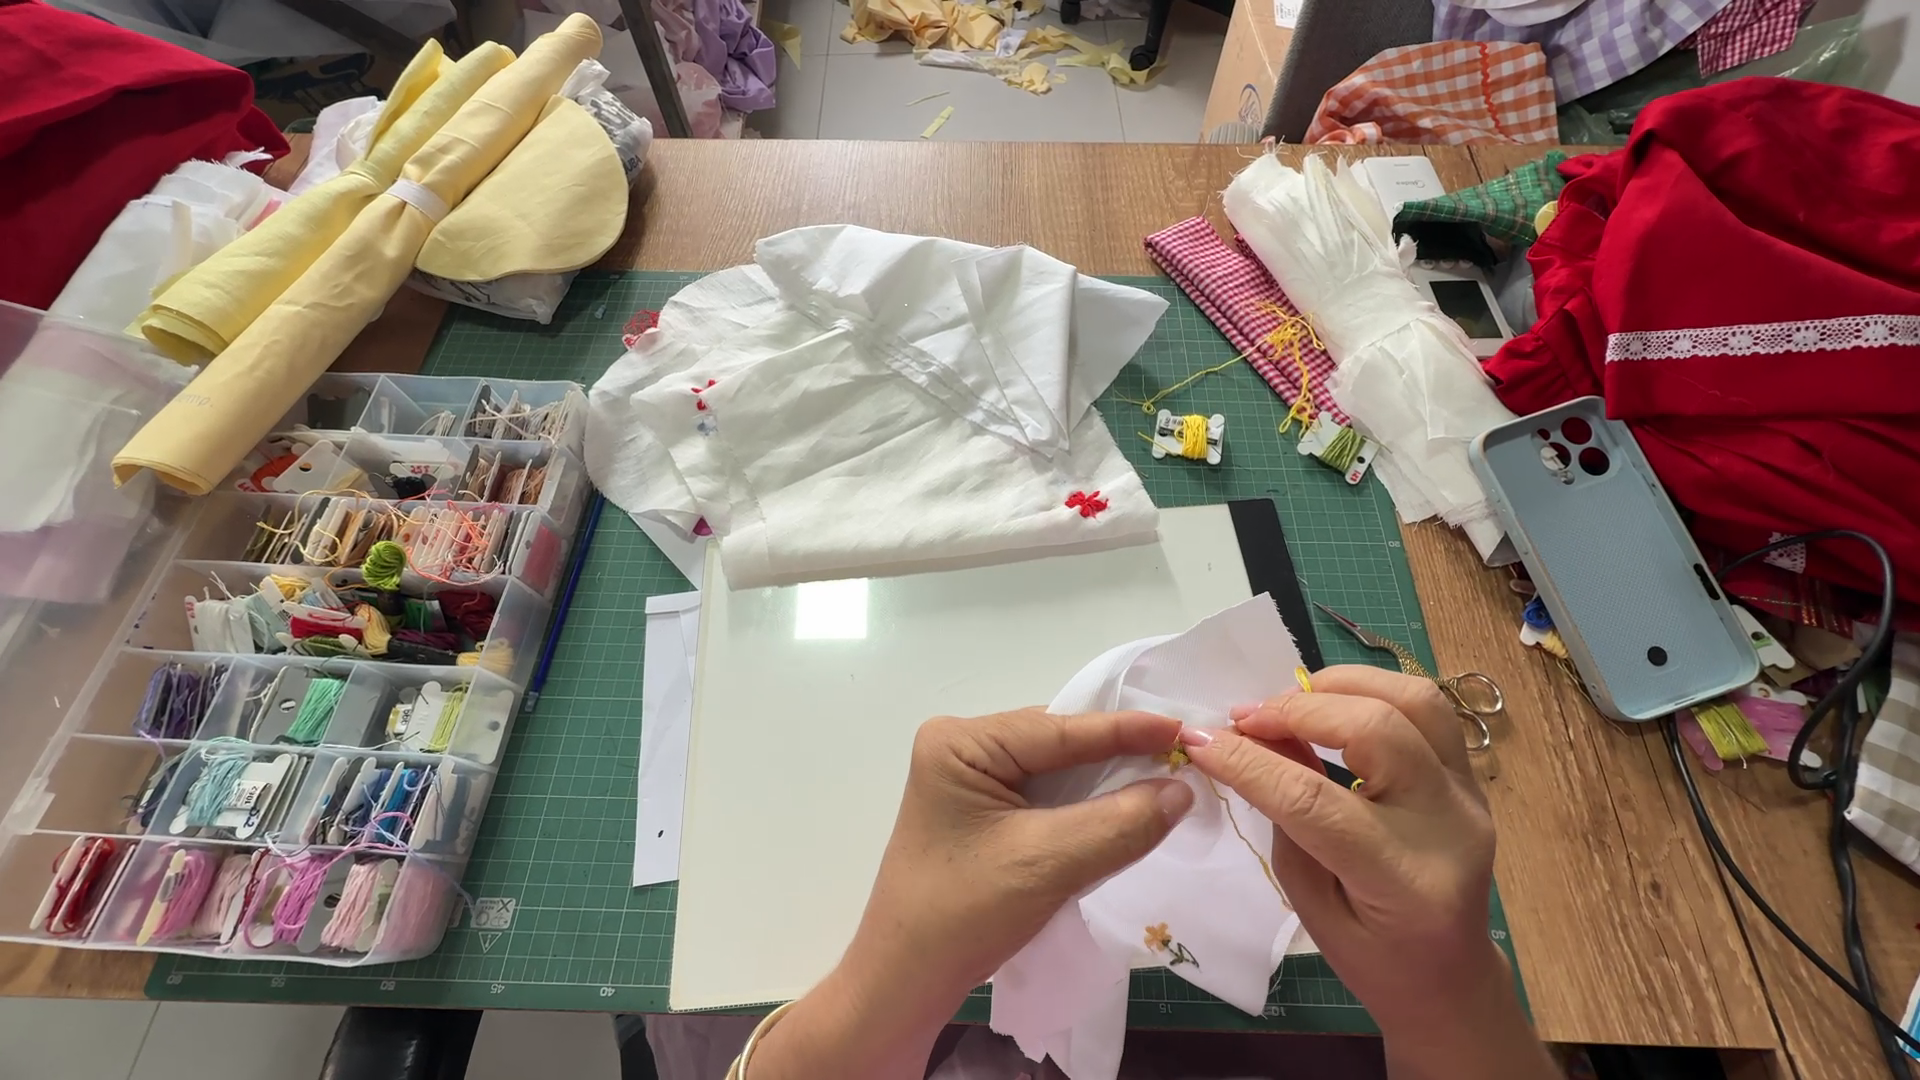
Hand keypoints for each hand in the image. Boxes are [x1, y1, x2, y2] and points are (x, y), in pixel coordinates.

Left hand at [855, 707, 1195, 993]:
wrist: (906, 980)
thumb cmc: (963, 914)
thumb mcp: (1047, 863)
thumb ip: (1118, 823)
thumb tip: (1181, 789)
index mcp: (960, 742)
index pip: (1057, 729)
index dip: (1125, 729)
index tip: (1183, 725)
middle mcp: (961, 745)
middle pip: (1055, 742)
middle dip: (1116, 752)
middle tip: (1181, 752)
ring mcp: (968, 775)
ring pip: (1053, 767)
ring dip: (1103, 778)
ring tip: (1163, 773)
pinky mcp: (979, 806)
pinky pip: (1043, 791)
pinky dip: (1082, 801)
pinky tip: (1119, 802)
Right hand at [1178, 666, 1551, 1079]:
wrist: (1451, 977)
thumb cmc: (1371, 953)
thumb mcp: (1308, 899)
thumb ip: (1283, 817)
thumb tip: (1247, 740)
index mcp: (1405, 880)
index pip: (1313, 800)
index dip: (1247, 762)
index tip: (1197, 740)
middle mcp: (1450, 827)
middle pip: (1376, 729)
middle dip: (1294, 711)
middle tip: (1243, 719)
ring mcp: (1470, 794)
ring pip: (1414, 699)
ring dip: (1339, 685)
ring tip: (1288, 701)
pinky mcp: (1470, 774)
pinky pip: (1426, 705)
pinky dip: (1368, 689)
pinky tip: (1326, 704)